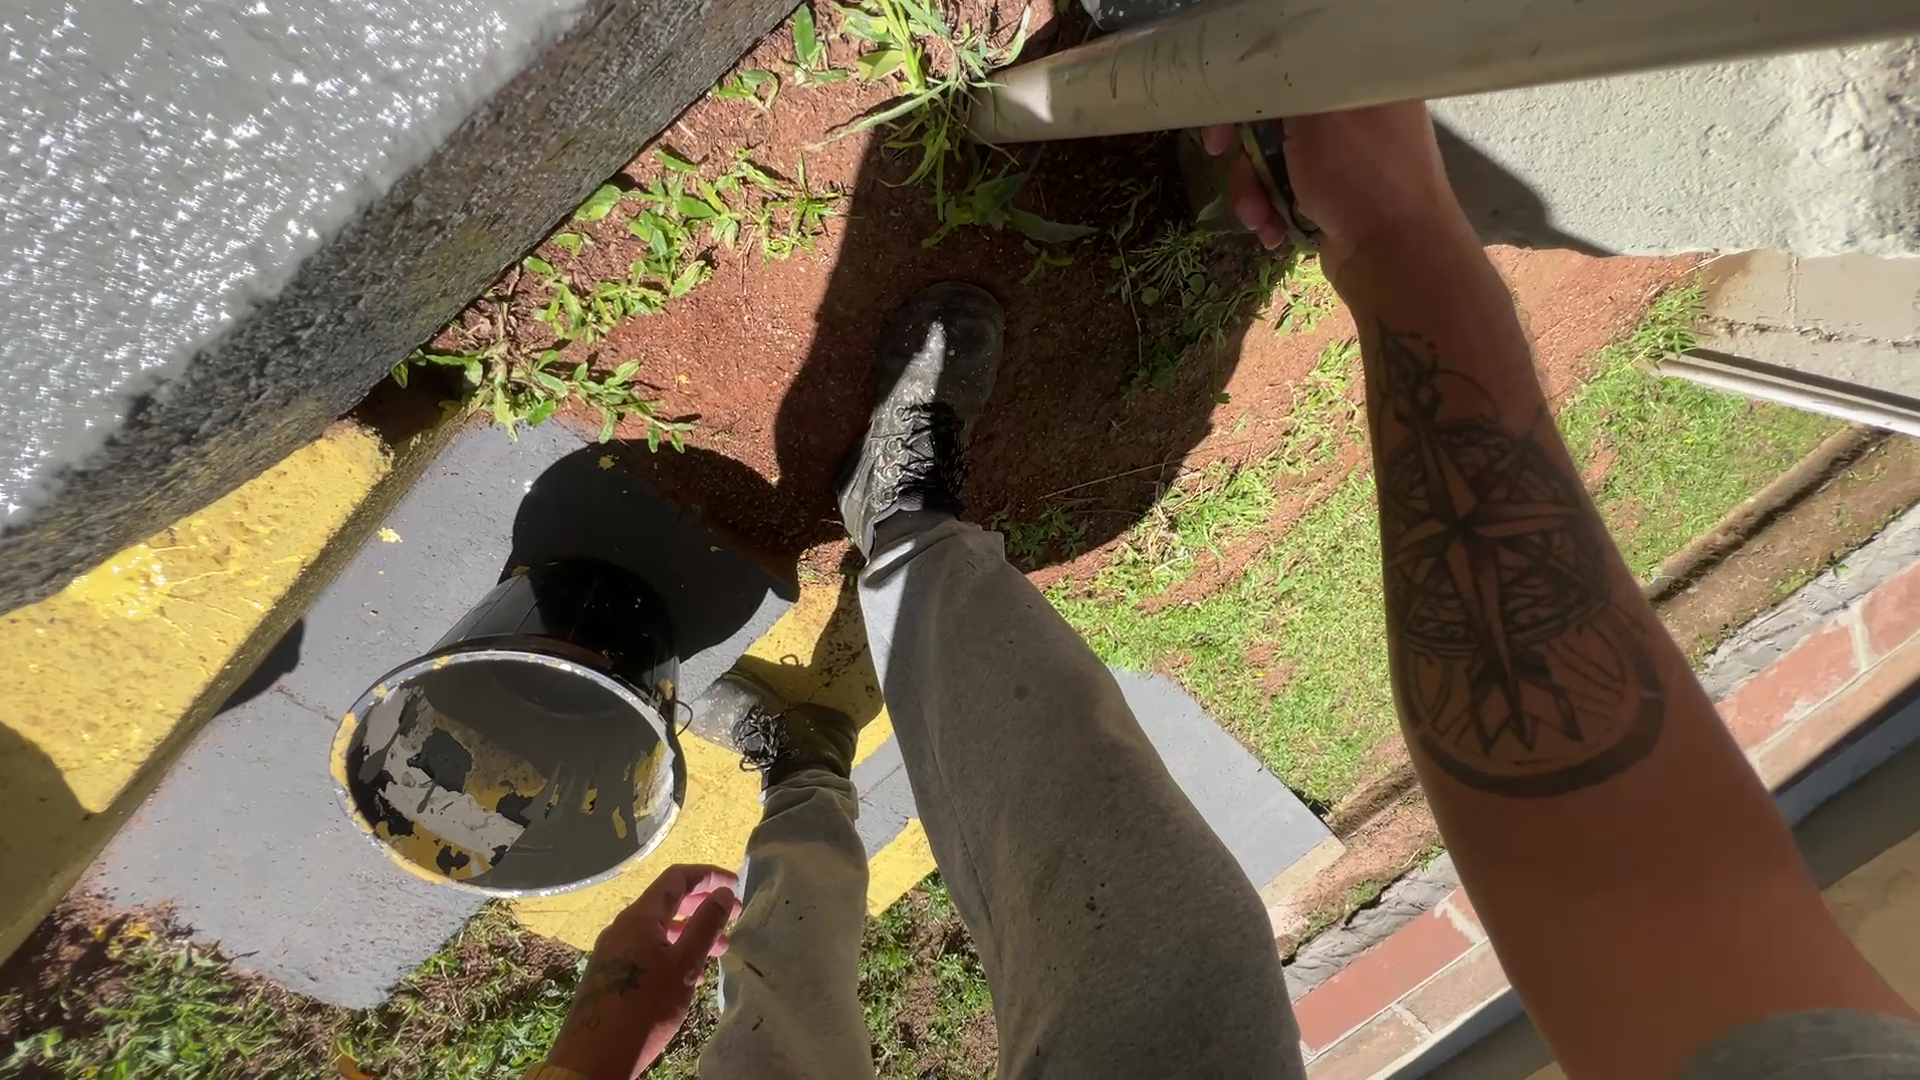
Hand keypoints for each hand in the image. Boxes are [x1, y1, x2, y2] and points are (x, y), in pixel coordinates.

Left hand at [545, 864, 742, 1079]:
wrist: (592, 1065)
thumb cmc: (644, 1010)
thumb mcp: (684, 965)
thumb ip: (706, 924)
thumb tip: (723, 893)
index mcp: (639, 917)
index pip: (677, 877)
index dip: (709, 875)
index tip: (735, 885)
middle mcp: (623, 927)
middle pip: (668, 900)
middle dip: (703, 903)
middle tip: (733, 916)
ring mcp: (613, 952)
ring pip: (659, 928)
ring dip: (691, 930)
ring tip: (719, 949)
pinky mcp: (610, 975)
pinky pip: (647, 948)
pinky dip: (673, 949)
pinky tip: (689, 973)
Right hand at [1201, 103, 1473, 283]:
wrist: (1392, 252)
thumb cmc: (1359, 176)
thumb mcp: (1316, 119)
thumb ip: (1282, 94)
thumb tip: (1255, 92)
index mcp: (1359, 82)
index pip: (1286, 82)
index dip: (1245, 109)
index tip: (1219, 142)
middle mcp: (1354, 114)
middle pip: (1274, 129)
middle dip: (1249, 167)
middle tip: (1243, 192)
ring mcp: (1345, 158)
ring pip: (1275, 167)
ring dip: (1257, 197)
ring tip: (1260, 222)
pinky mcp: (1334, 195)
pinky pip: (1287, 195)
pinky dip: (1274, 214)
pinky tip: (1275, 233)